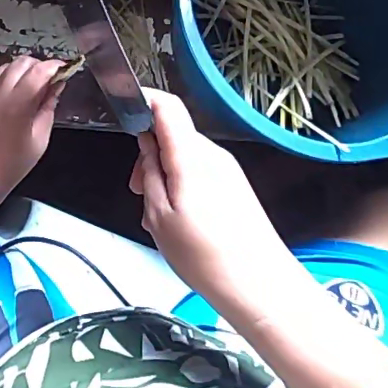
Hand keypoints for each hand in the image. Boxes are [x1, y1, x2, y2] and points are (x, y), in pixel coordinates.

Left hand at [0, 56, 66, 197]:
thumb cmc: (11, 165)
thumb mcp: (39, 139)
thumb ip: (48, 108)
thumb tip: (57, 86)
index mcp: (18, 104)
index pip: (40, 71)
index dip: (56, 66)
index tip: (65, 70)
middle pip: (23, 62)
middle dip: (40, 66)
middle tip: (51, 79)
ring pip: (7, 65)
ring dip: (24, 69)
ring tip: (34, 85)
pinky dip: (9, 76)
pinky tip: (16, 90)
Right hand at [130, 89, 296, 312]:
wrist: (260, 286)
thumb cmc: (210, 258)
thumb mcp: (160, 216)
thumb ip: (150, 172)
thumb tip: (145, 143)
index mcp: (192, 157)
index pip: (168, 106)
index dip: (144, 101)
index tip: (127, 111)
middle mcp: (214, 156)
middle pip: (173, 134)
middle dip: (149, 157)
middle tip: (139, 191)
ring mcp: (227, 170)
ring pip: (184, 156)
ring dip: (164, 177)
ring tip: (158, 217)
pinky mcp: (234, 185)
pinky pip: (199, 172)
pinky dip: (181, 187)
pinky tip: (178, 221)